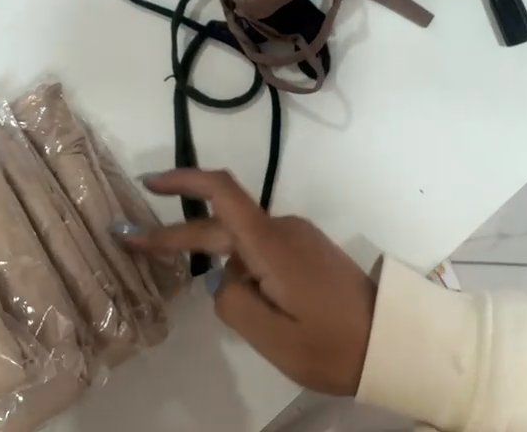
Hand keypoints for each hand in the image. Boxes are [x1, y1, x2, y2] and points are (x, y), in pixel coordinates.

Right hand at [124, 169, 376, 395]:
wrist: (391, 340)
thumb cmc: (332, 346)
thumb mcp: (274, 339)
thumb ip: (232, 302)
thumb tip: (218, 276)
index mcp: (272, 244)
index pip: (222, 193)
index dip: (183, 181)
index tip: (149, 184)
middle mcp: (282, 228)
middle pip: (222, 222)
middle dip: (178, 234)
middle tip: (136, 242)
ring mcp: (296, 235)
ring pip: (241, 240)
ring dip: (219, 261)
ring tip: (238, 310)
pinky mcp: (305, 248)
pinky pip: (260, 249)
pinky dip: (242, 266)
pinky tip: (252, 302)